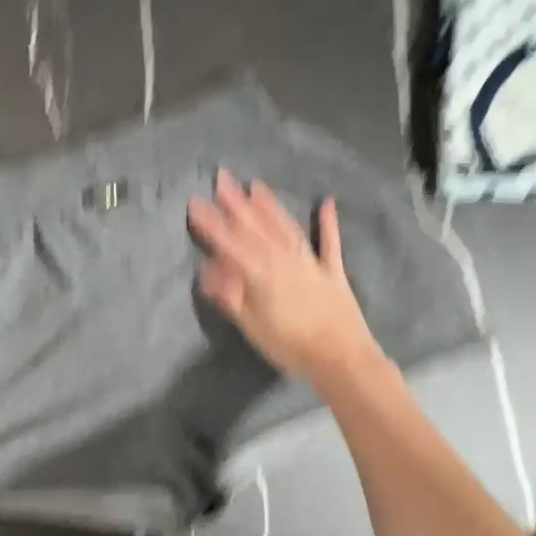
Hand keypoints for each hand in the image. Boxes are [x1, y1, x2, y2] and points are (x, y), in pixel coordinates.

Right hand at [187, 170, 380, 382]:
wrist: (341, 358)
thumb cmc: (289, 345)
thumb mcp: (250, 324)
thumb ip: (230, 294)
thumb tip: (207, 269)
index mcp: (261, 273)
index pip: (230, 242)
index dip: (211, 223)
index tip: (194, 202)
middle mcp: (285, 260)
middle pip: (257, 227)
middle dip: (237, 203)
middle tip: (222, 177)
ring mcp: (311, 263)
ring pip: (286, 228)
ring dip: (271, 206)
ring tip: (256, 186)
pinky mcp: (332, 272)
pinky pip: (329, 243)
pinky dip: (328, 223)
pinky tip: (327, 204)